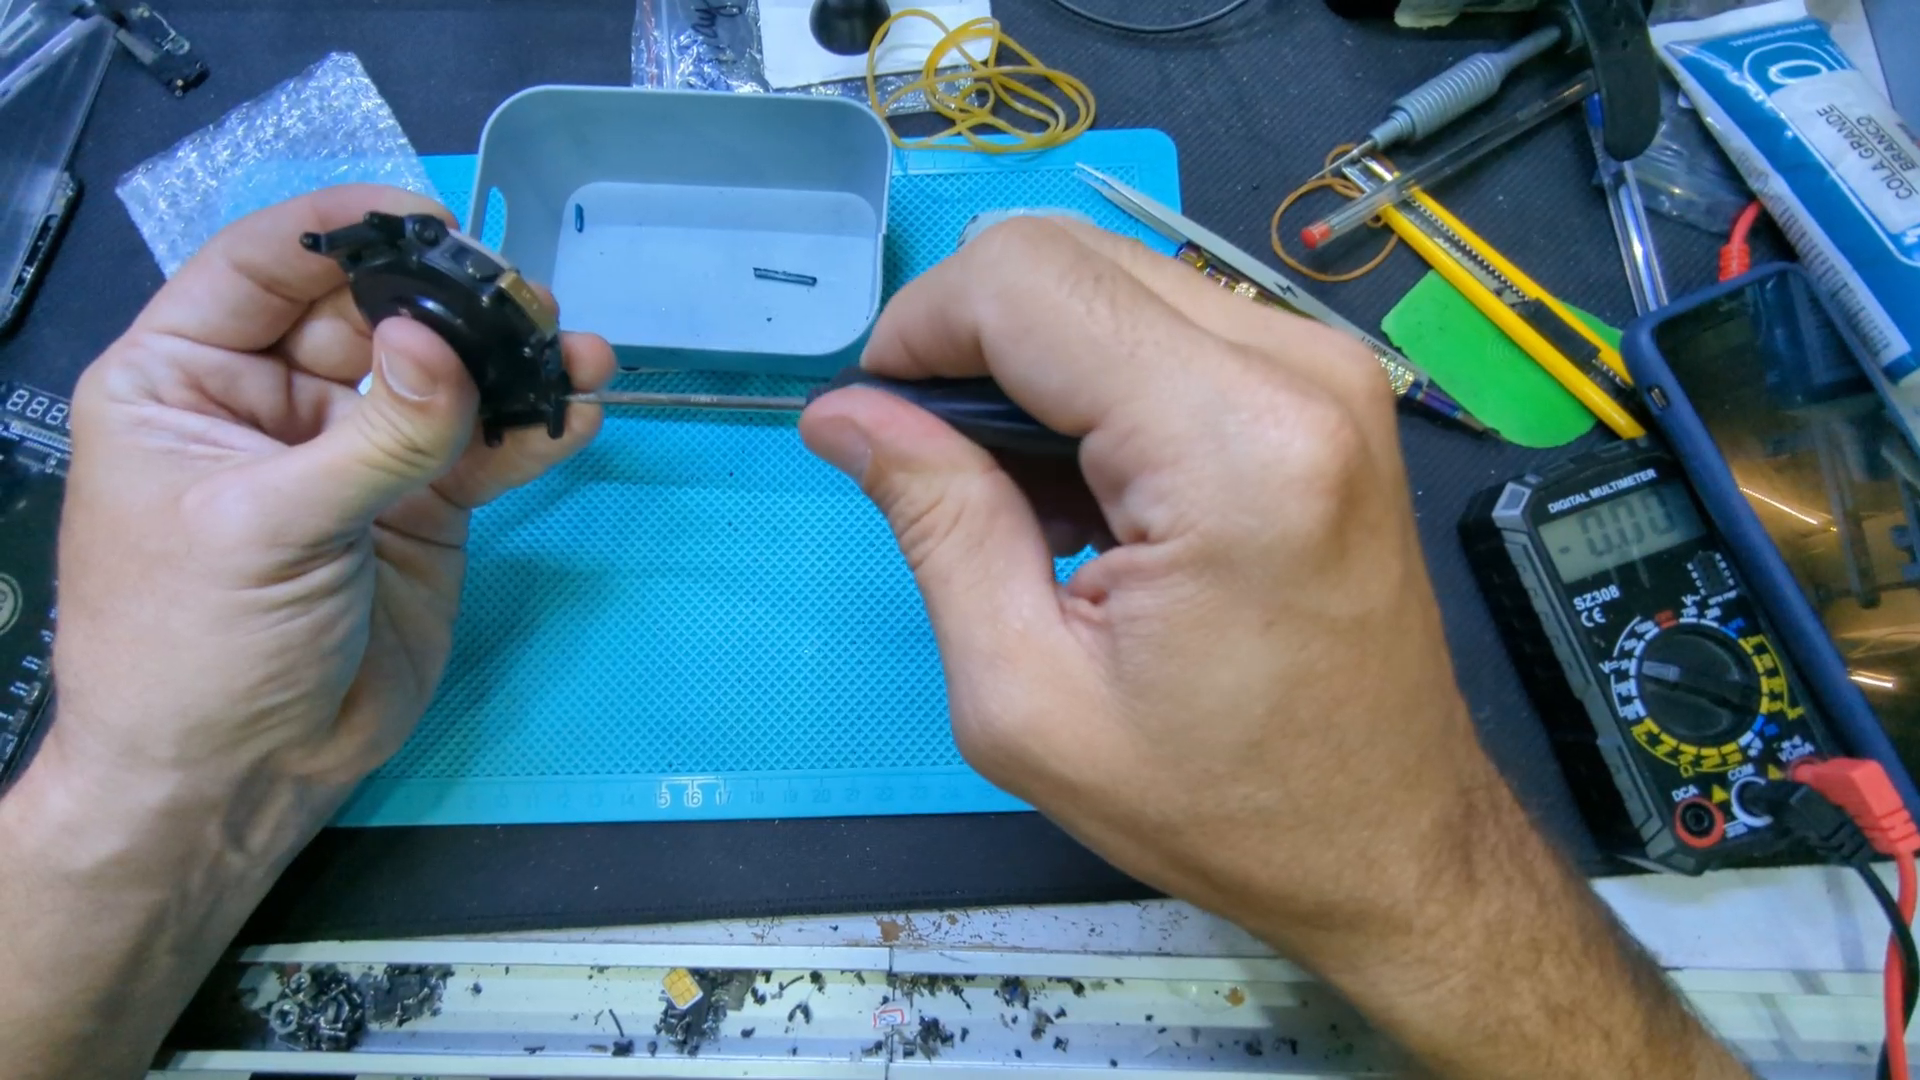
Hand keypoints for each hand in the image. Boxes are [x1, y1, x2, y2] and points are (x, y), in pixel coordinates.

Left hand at [49, 185, 612, 821]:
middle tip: (530, 300)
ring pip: (452, 389)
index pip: (263, 273)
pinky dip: (533, 436)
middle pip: (382, 325)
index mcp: (193, 383)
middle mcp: (287, 406)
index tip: (429, 219)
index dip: (341, 233)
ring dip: (517, 369)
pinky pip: (489, 454)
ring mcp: (369, 457)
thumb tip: (444, 346)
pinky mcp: (433, 507)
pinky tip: (576, 417)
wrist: (259, 764)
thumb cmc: (205, 641)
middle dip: (457, 306)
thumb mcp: (273, 527)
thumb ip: (374, 436)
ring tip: (581, 355)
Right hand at [799, 218, 1747, 1079]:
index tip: (875, 415)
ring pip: (1112, 284)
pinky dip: (1090, 383)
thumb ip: (934, 522)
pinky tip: (1090, 491)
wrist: (1385, 841)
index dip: (919, 327)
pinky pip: (1165, 327)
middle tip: (938, 462)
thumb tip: (846, 412)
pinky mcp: (1324, 389)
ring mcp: (1325, 366)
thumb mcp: (1023, 694)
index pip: (1025, 283)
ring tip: (1023, 501)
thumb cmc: (1209, 800)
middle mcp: (1296, 365)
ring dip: (1030, 369)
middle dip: (968, 341)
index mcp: (1228, 443)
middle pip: (1069, 260)